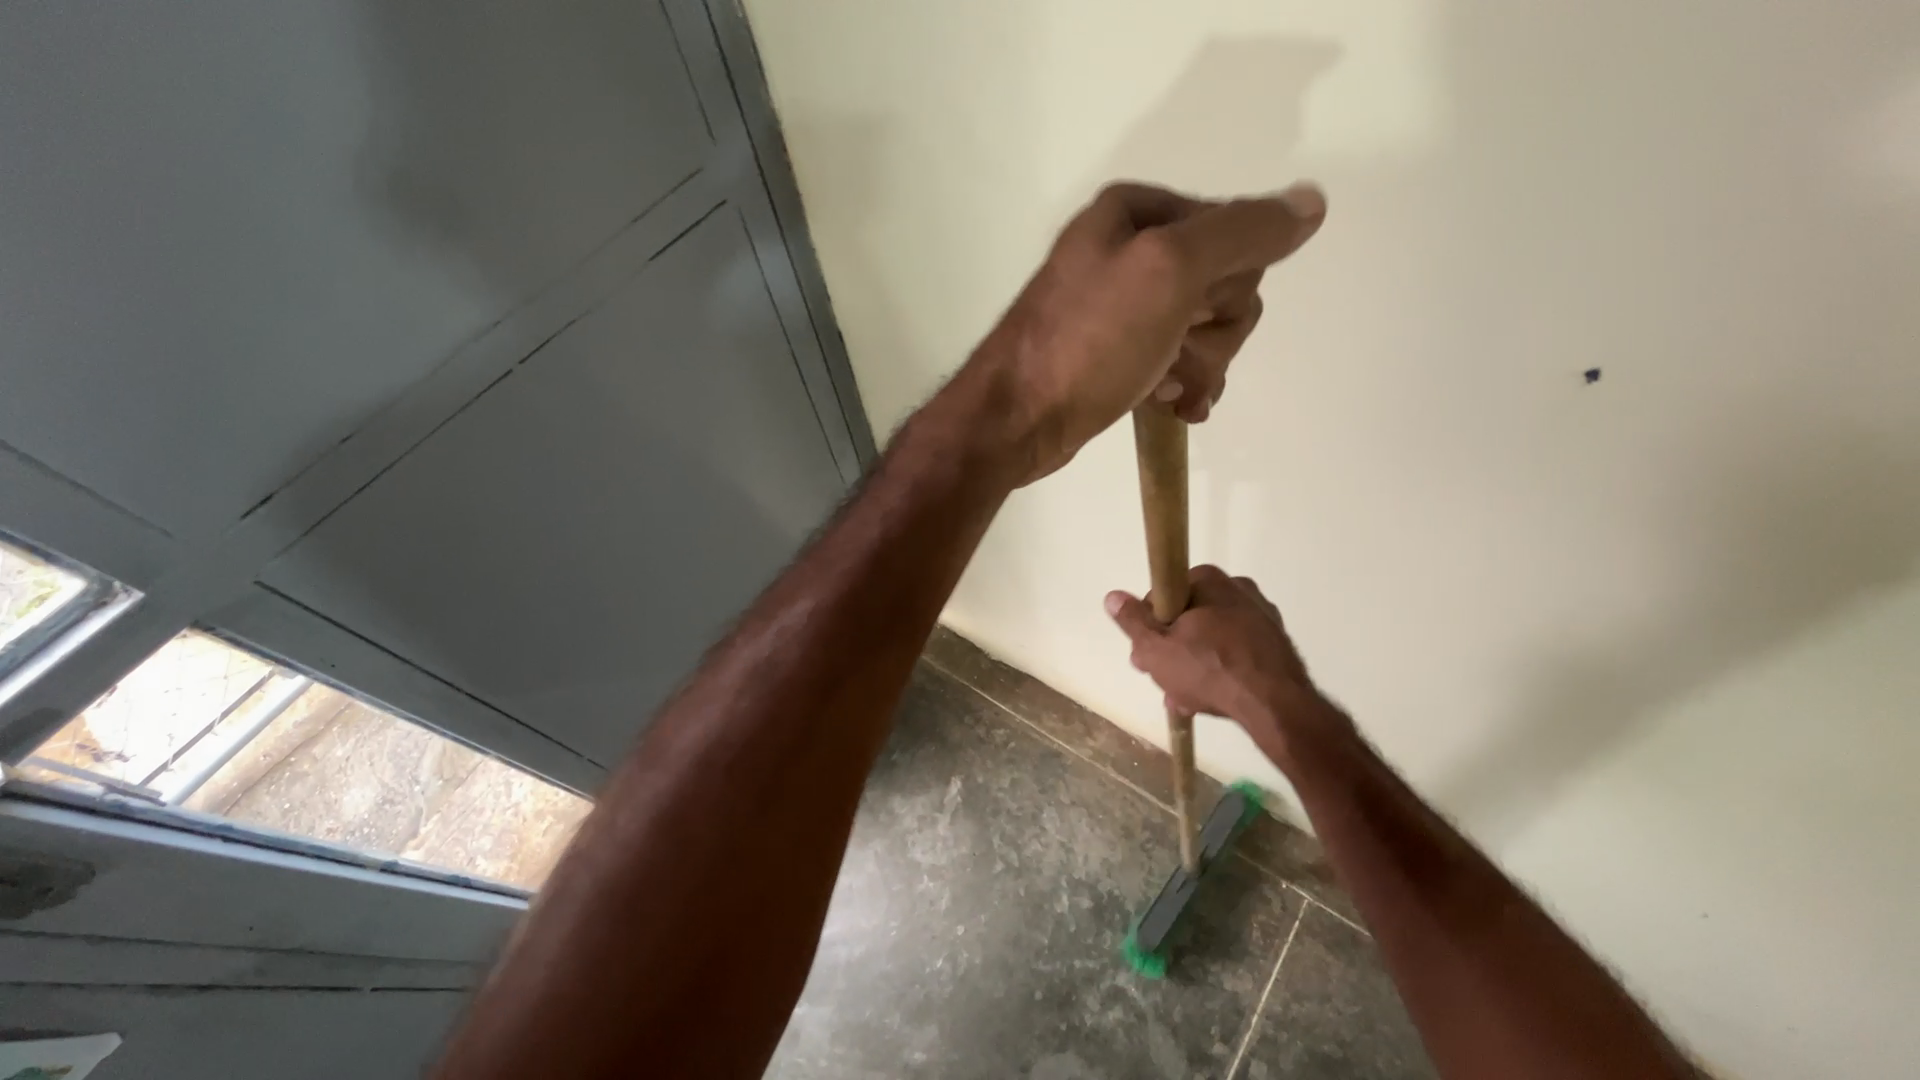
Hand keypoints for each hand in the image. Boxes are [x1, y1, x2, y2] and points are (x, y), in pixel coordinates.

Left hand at [960, 181, 1324, 484]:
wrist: (1016, 419)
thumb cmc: (1088, 340)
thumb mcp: (1170, 272)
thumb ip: (1243, 232)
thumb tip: (1311, 202)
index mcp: (1137, 212)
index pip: (1234, 235)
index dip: (1226, 284)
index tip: (1194, 311)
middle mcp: (1130, 251)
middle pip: (1224, 285)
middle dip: (1213, 332)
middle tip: (1174, 353)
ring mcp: (1123, 307)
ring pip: (1208, 330)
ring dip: (1201, 367)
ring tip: (1165, 389)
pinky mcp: (1119, 354)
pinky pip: (1180, 361)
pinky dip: (1185, 385)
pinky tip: (1169, 406)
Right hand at [1105, 565, 1337, 763]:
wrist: (1274, 704)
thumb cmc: (1208, 668)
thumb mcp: (1156, 648)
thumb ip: (1132, 622)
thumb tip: (1112, 596)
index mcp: (1208, 580)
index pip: (1165, 597)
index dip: (1150, 627)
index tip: (1145, 655)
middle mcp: (1239, 589)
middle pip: (1190, 619)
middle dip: (1173, 650)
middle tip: (1162, 680)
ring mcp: (1262, 617)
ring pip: (1214, 640)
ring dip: (1195, 666)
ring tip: (1184, 699)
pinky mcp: (1277, 645)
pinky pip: (1238, 654)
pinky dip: (1222, 671)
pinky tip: (1211, 699)